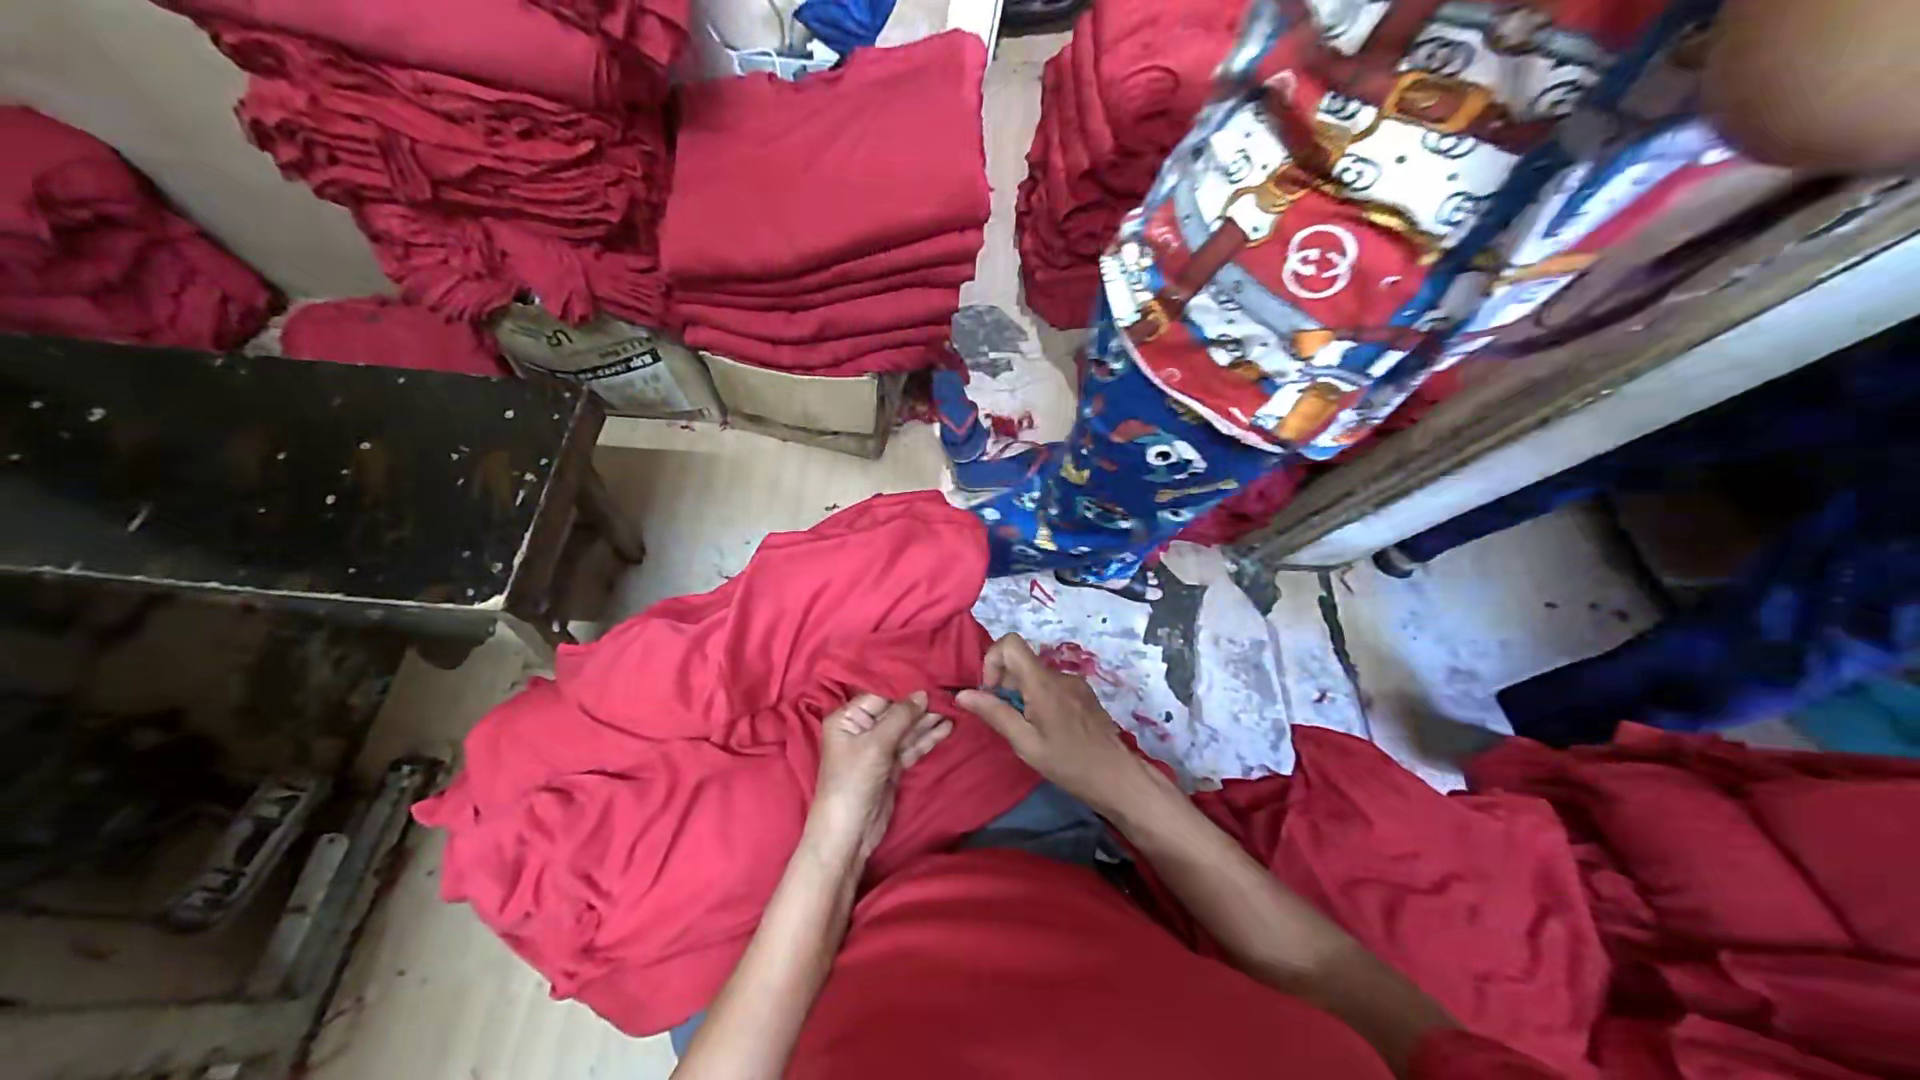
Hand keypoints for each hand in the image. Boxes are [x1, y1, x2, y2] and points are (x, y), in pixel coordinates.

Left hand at [806, 692, 951, 863]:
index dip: (906, 690)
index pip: (880, 696)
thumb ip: (900, 717)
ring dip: (927, 721)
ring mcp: (877, 748)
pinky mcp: (891, 765)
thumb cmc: (853, 781)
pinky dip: (927, 738)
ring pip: (906, 729)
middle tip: (948, 696)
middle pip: (895, 712)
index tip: (932, 680)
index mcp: (847, 718)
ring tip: (953, 710)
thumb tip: (922, 694)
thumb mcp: (876, 744)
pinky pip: (911, 746)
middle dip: (920, 706)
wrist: (849, 831)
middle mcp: (861, 729)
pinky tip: (945, 728)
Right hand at [957, 635, 1166, 816]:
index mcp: (1042, 683)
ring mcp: (1074, 682)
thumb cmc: (1069, 763)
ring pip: (1035, 675)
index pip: (1010, 643)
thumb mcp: (1025, 743)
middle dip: (1004, 683)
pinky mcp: (1083, 693)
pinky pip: (1051, 685)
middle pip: (1021, 660)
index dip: (992, 661)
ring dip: (1022, 694)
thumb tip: (963, 694)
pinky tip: (1047, 728)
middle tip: (1006, 718)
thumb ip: (995, 714)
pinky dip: (1039, 699)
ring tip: (1027, 728)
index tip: (991, 693)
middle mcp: (1059, 674)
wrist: (1118, 776)